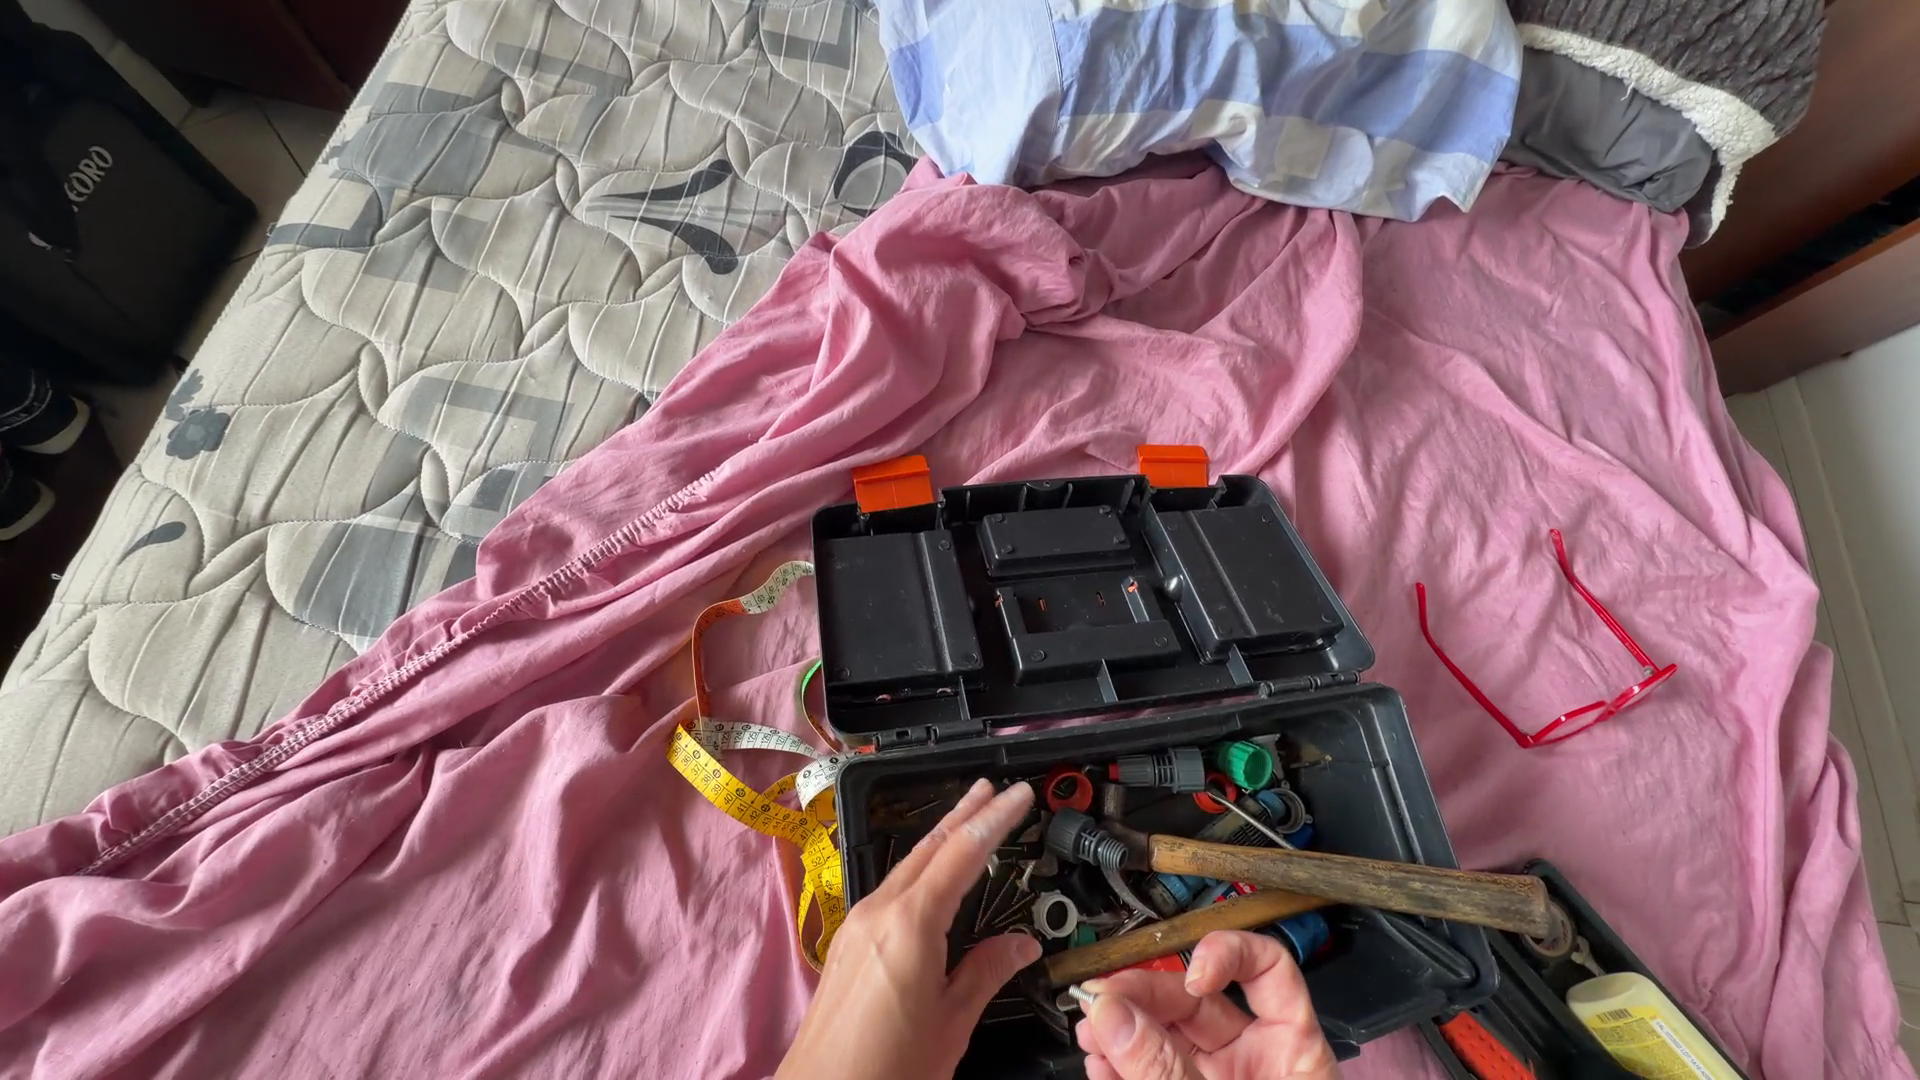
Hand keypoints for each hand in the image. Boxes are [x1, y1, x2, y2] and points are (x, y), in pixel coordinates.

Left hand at [777, 779, 1041, 1079]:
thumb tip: (1022, 945)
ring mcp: (859, 922)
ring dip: (942, 836)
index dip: (995, 818)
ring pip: (908, 862)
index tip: (1018, 794)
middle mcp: (880, 910)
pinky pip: (892, 885)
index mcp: (911, 925)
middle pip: (929, 846)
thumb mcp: (950, 1026)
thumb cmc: (888, 1072)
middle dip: (964, 812)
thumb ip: (985, 973)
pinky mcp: (849, 940)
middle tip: (992, 786)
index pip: (963, 853)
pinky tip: (932, 871)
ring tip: (968, 815)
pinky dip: (921, 866)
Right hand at [1075, 930, 1340, 1079]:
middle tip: (1101, 998)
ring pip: (1164, 1031)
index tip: (1191, 969)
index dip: (1227, 953)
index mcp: (1293, 1051)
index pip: (1267, 967)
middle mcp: (1257, 1058)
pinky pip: (1149, 1067)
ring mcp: (1220, 1079)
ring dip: (1120, 1026)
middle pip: (1193, 997)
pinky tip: (1099, 1060)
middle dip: (1141, 993)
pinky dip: (1120, 1061)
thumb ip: (1164, 1067)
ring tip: (1090, 1029)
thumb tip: (1112, 1013)